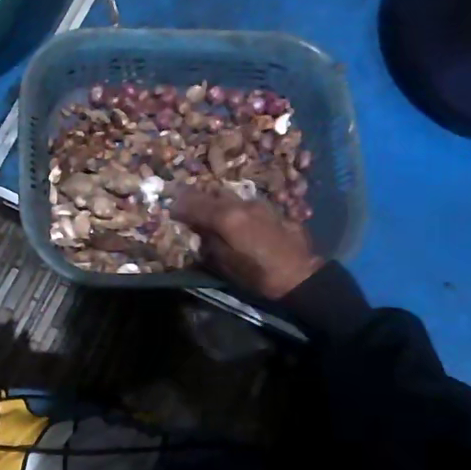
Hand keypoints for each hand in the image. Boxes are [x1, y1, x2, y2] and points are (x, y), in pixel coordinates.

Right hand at [172, 187, 323, 299]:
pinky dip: (233, 206)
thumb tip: (199, 231)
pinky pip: (244, 202)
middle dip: (196, 198)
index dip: (179, 206)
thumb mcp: (225, 264)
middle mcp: (241, 204)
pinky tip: (234, 216)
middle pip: (212, 193)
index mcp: (227, 218)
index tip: (169, 208)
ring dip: (216, 200)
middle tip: (185, 204)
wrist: (300, 275)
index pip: (194, 205)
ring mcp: (259, 204)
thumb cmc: (258, 275)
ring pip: (229, 195)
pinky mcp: (272, 209)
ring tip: (208, 210)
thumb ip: (209, 242)